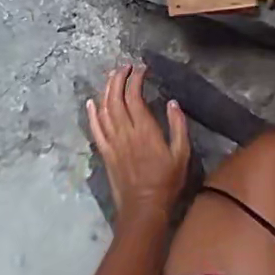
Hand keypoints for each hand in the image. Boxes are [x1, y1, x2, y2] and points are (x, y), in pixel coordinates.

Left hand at [87, 62, 190, 230]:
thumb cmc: (167, 181)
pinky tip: (92, 102)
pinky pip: (95, 129)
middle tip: (125, 67)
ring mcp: (112, 142)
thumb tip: (172, 103)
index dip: (136, 79)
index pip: (135, 96)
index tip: (142, 69)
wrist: (143, 208)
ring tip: (111, 76)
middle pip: (116, 98)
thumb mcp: (182, 153)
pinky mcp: (105, 152)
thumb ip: (178, 126)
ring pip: (104, 110)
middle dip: (118, 78)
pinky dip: (92, 113)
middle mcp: (125, 132)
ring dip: (106, 90)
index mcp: (144, 129)